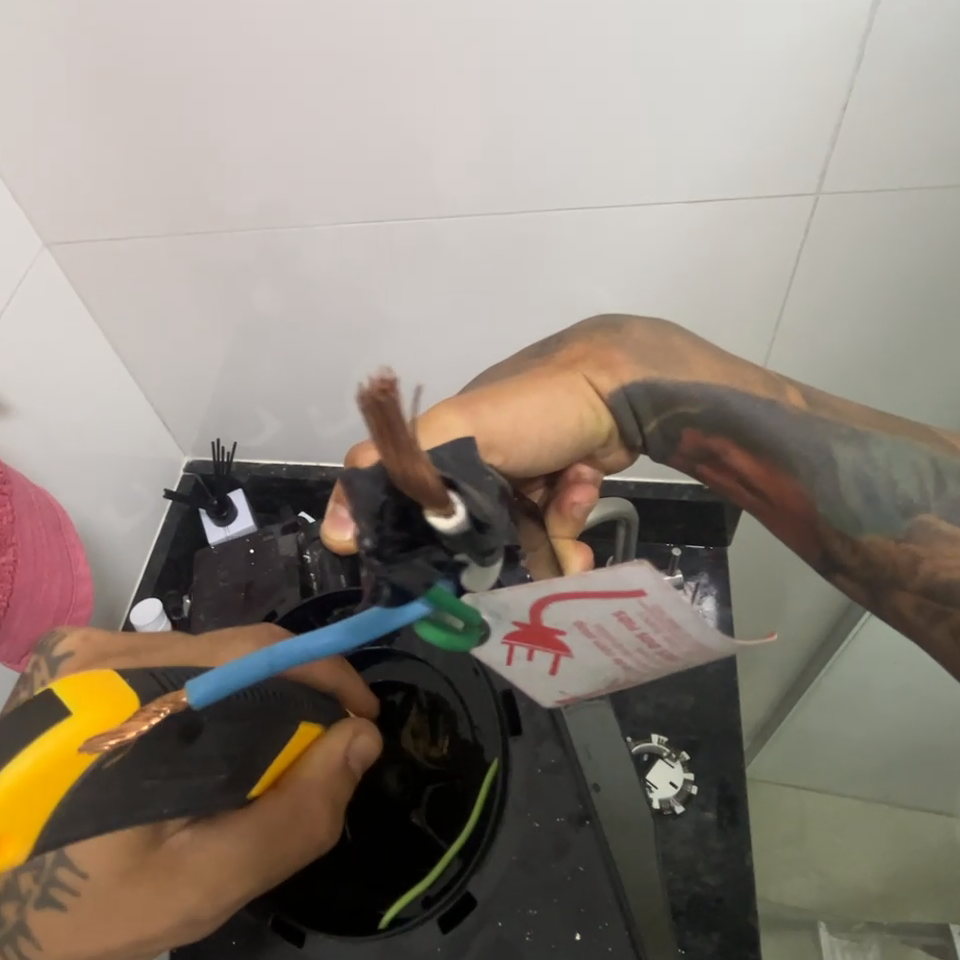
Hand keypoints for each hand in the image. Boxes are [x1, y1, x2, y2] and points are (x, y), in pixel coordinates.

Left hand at [0, 624, 381, 959]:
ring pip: (204, 654)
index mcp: (127, 696)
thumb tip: (359, 740)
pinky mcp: (68, 657)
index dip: (326, 676)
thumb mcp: (200, 887)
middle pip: (233, 650)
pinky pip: (168, 663)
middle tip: (316, 760)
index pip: (256, 652)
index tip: (361, 724)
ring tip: (260, 764)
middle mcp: (99, 647)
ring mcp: (77, 646)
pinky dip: (206, 699)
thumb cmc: (78, 910)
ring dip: (248, 699)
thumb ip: (292, 815)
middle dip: (292, 696)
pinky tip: (202, 753)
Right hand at [321, 314, 725, 574]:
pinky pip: (549, 528)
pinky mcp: (555, 488)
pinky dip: (568, 521)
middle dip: (486, 547)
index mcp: (439, 447)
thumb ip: (399, 469)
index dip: (394, 530)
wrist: (623, 391)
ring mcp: (516, 477)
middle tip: (500, 559)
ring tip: (567, 518)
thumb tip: (336, 534)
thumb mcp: (456, 430)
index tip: (403, 569)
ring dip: (542, 535)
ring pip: (510, 536)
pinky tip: (584, 490)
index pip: (395, 493)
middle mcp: (471, 463)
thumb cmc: (531, 409)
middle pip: (459, 528)